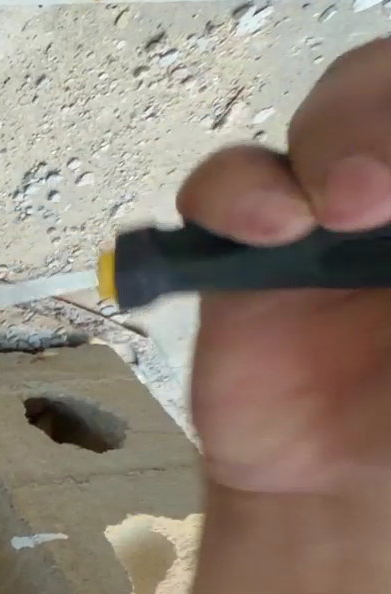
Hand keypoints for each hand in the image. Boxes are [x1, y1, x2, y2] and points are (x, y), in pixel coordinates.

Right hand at [178, 38, 390, 495]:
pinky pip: (224, 184)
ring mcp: (335, 210)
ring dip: (332, 138)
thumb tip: (376, 212)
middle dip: (388, 121)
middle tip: (379, 196)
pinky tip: (261, 233)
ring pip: (334, 107)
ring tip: (328, 215)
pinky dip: (230, 195)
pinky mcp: (245, 249)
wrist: (338, 480)